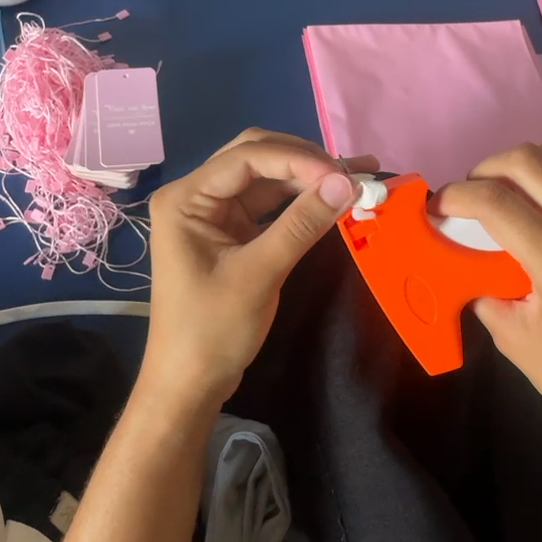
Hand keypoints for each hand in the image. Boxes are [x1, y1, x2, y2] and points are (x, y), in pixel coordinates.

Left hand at [144, 129, 371, 406]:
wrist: (189, 384)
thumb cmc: (211, 330)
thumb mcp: (259, 274)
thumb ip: (302, 224)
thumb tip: (347, 183)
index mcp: (186, 198)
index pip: (246, 157)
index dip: (297, 159)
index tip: (343, 176)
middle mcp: (195, 195)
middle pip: (254, 157)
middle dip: (303, 161)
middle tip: (351, 173)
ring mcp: (213, 213)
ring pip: (265, 179)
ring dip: (307, 178)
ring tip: (355, 179)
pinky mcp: (231, 232)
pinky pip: (268, 205)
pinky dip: (300, 201)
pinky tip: (333, 199)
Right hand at [433, 136, 541, 475]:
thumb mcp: (511, 337)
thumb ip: (484, 284)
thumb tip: (467, 251)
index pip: (497, 204)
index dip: (457, 196)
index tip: (441, 206)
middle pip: (533, 163)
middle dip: (487, 169)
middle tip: (476, 192)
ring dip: (541, 158)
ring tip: (524, 183)